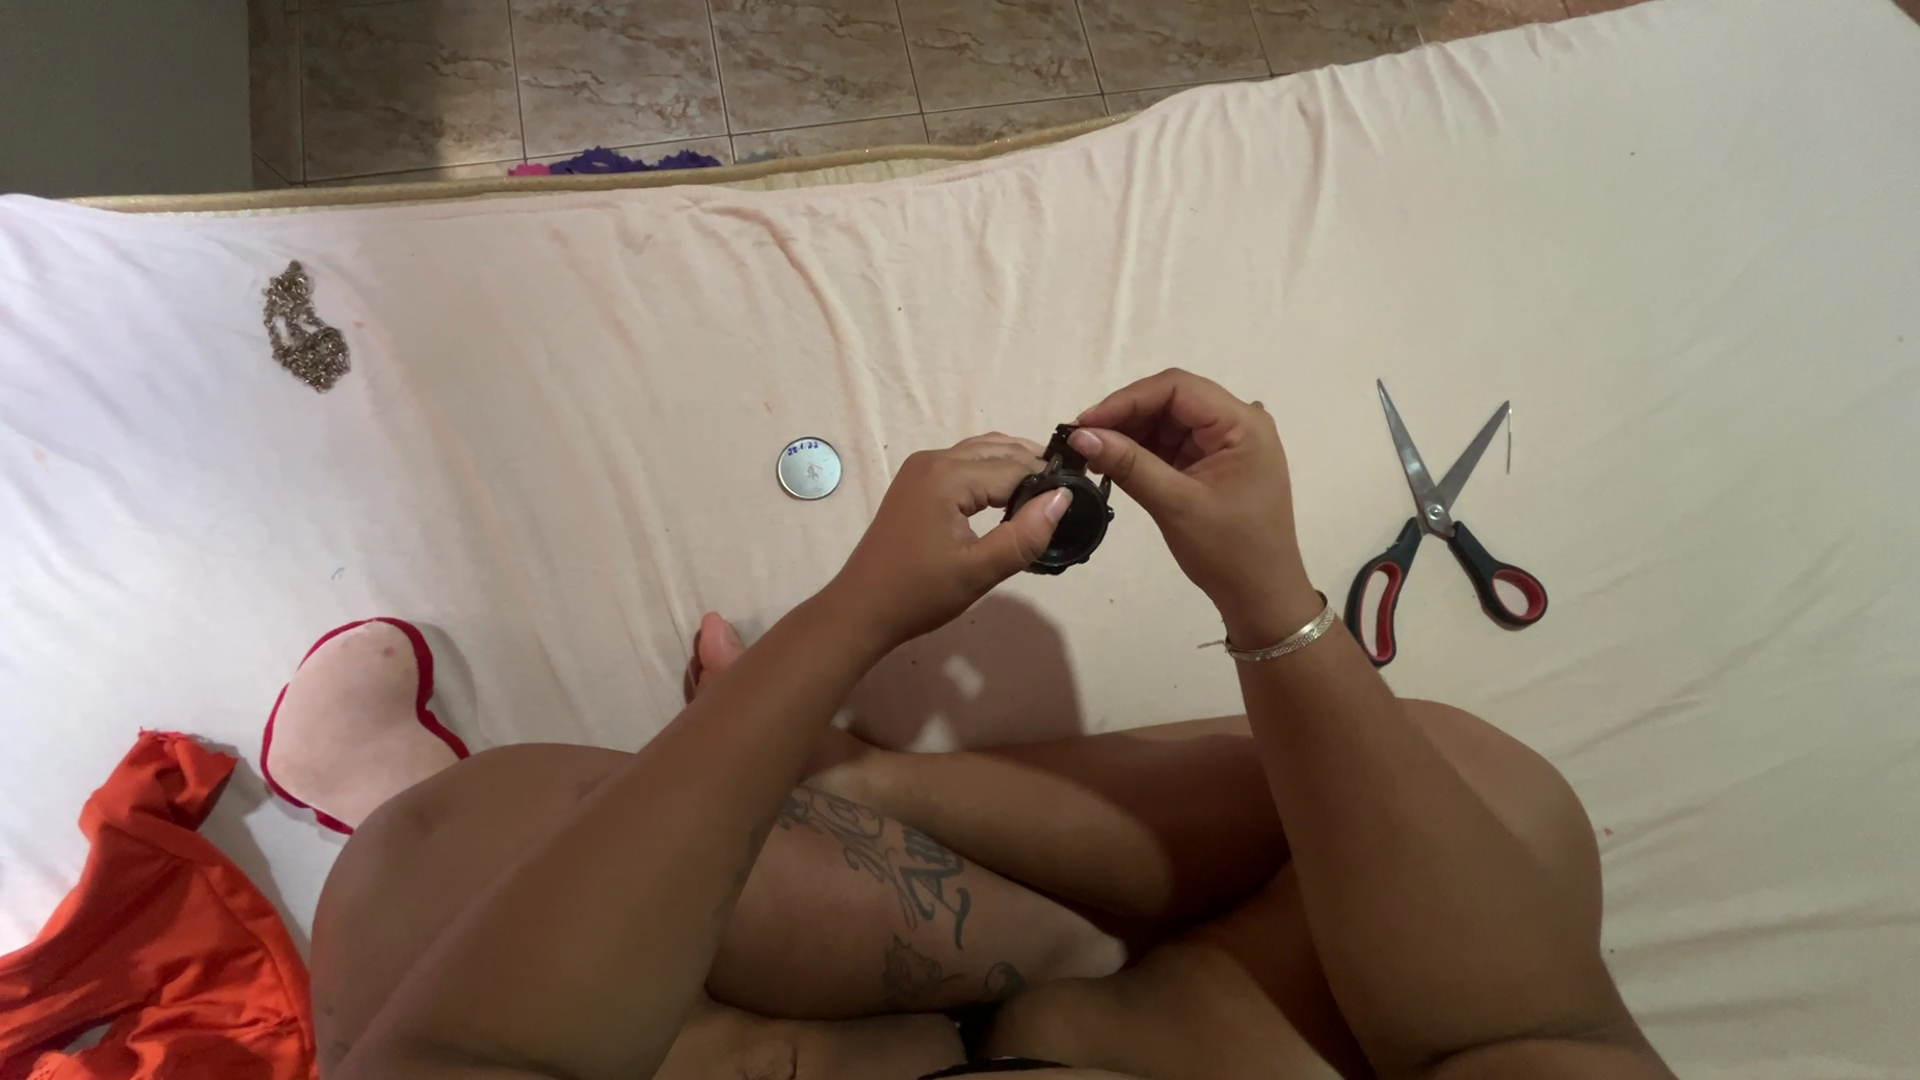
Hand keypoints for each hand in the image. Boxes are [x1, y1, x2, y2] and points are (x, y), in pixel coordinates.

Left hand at [829, 434, 1068, 648]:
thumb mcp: (979, 572)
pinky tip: (1008, 496)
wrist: (862, 608)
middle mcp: (934, 459)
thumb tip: (1062, 498)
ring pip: (981, 452)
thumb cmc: (919, 594)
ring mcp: (921, 468)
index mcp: (947, 476)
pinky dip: (991, 471)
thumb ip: (1024, 536)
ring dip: (1014, 465)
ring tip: (1045, 493)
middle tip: (1067, 497)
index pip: (1014, 467)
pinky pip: (964, 463)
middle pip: (999, 450)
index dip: (1048, 483)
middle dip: (1034, 467)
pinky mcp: (916, 481)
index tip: (1079, 502)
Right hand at [1071, 369, 1320, 645]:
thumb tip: (1080, 435)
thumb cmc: (1227, 551)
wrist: (1260, 595)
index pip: (1177, 388)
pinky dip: (1141, 451)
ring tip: (1091, 453)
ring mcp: (1225, 443)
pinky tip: (1113, 462)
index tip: (1085, 423)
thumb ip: (1128, 464)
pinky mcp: (1212, 463)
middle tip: (1081, 439)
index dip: (1126, 399)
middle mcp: (1238, 423)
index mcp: (1242, 424)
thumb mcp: (1175, 504)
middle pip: (1171, 400)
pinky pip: (1171, 444)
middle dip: (1125, 416)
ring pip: (1167, 421)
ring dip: (1129, 433)